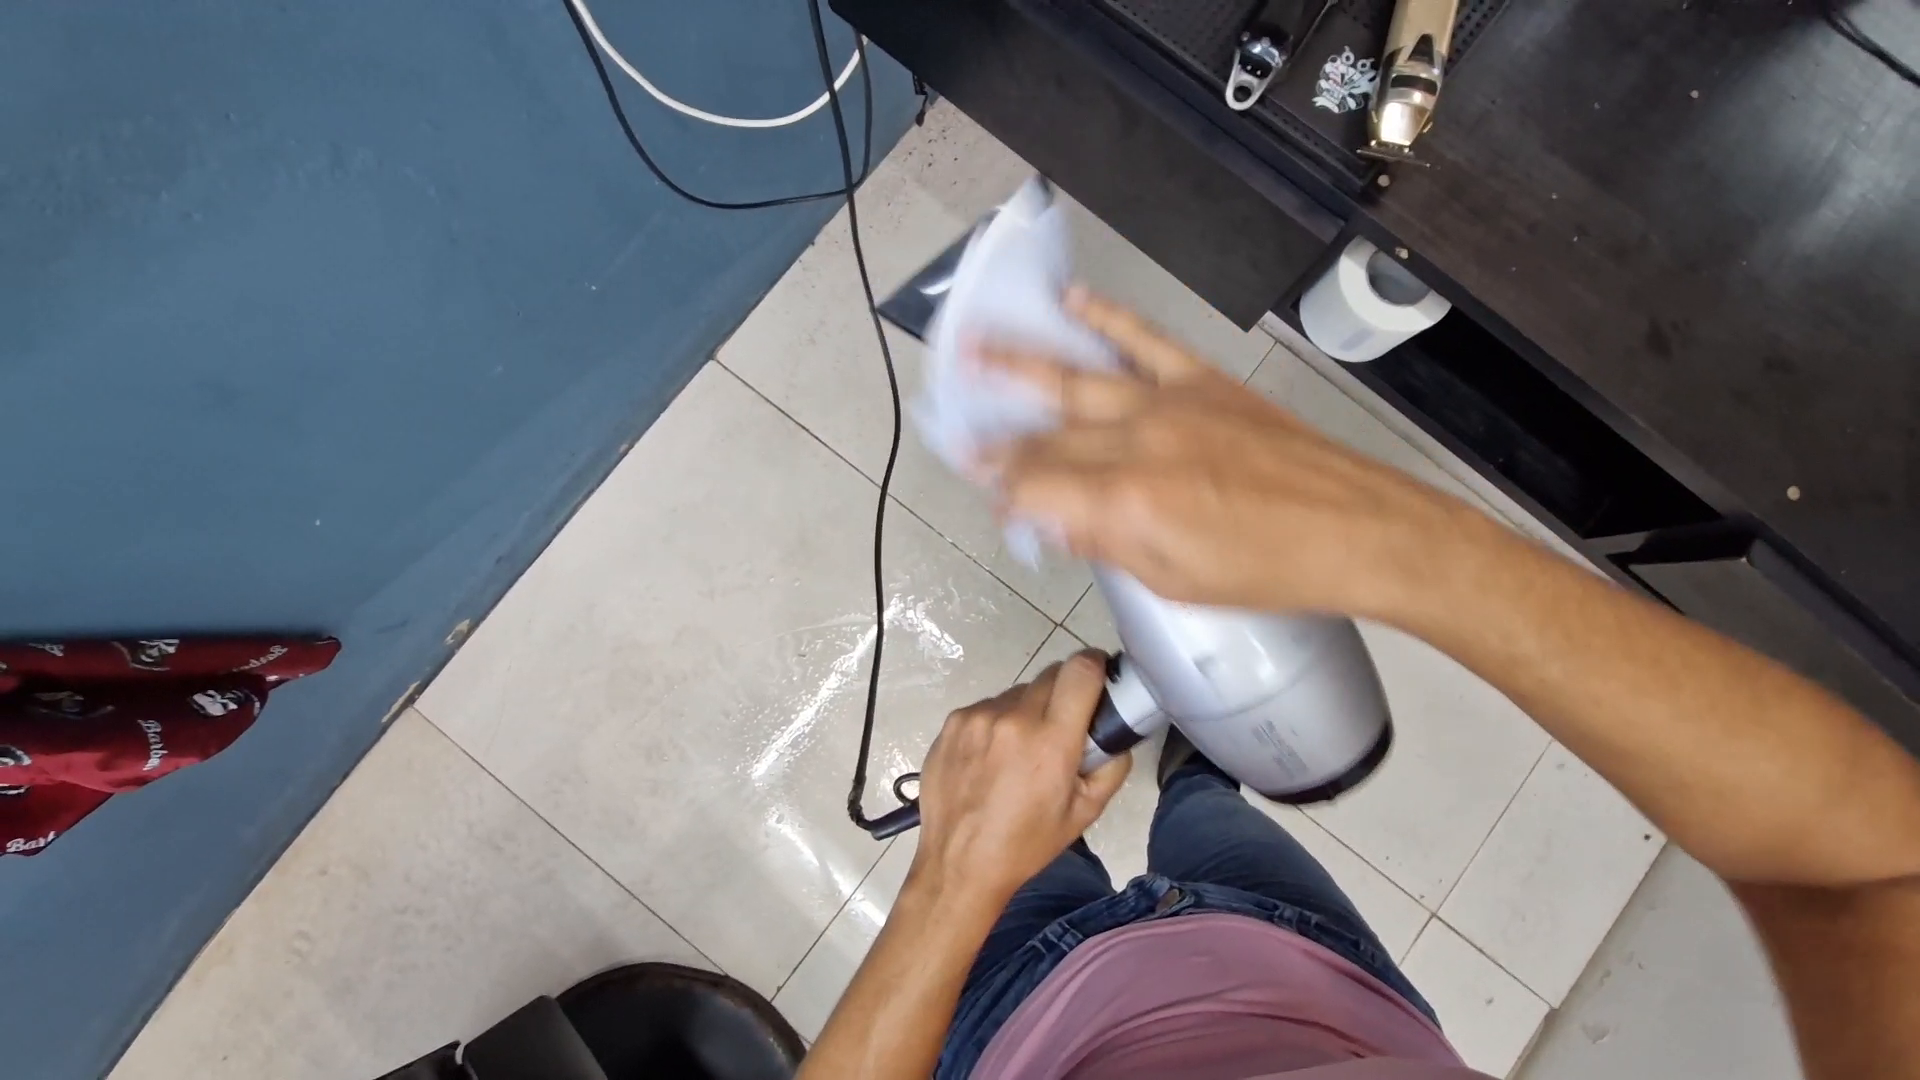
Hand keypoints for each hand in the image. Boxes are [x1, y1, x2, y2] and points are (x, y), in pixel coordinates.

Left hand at [909, 652, 1131, 904]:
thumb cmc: (1028, 843)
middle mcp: (1013, 718)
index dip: (1096, 667)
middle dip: (1065, 693)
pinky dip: (998, 722)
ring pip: (1019, 692)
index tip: (1100, 679)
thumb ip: (1111, 763)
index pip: (1081, 670)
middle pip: (1051, 675)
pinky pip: (988, 706)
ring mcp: (977, 716)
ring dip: (1029, 709)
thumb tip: (1113, 727)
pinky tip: (992, 757)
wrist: (960, 863)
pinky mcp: (953, 721)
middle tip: (1064, 727)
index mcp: (1051, 740)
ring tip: (1021, 751)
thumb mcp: (1086, 812)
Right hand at [978, 288, 1491, 620]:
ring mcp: (1170, 403)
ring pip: (1076, 378)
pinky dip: (1106, 318)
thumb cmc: (1265, 572)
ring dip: (1017, 365)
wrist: (1357, 530)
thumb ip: (1105, 543)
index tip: (991, 499)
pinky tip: (1073, 303)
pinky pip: (1143, 340)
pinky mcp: (1204, 381)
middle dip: (999, 443)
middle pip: (1047, 438)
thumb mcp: (1173, 582)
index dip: (1006, 496)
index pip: (1036, 490)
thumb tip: (1054, 522)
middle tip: (961, 438)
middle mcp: (1136, 442)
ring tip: (971, 350)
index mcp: (1125, 502)